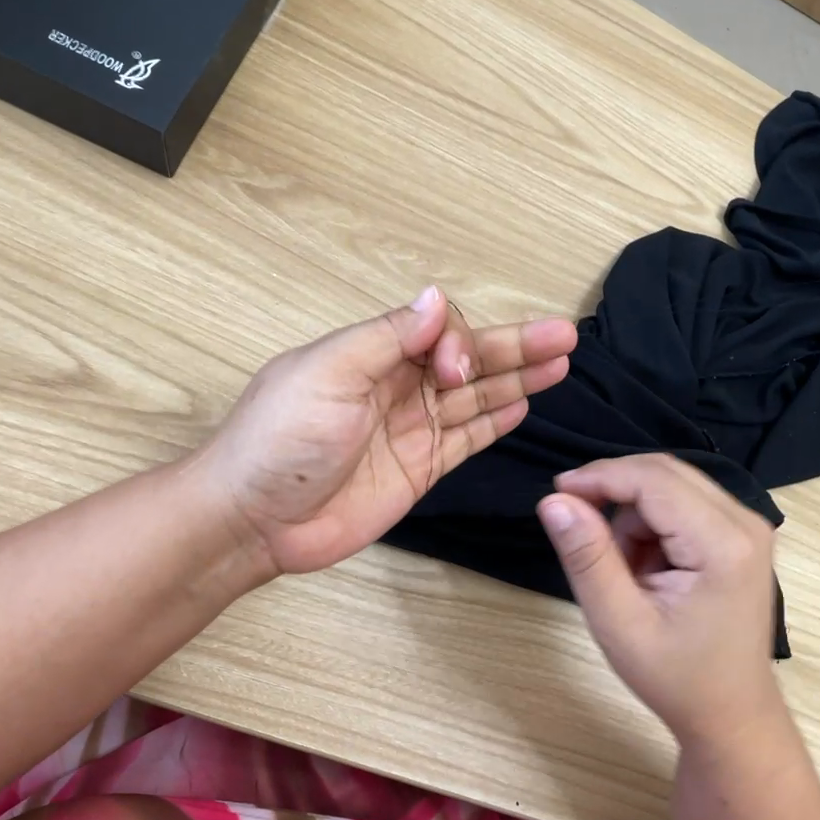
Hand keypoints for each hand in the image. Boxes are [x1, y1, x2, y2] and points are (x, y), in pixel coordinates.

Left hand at [202, 286, 576, 575]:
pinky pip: (466, 439)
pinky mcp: (420, 469)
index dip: (460, 342)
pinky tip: (523, 406)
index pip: (438, 331)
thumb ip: (386, 338)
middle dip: (515, 347)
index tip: (454, 370)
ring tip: (558, 364)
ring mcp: (412, 429)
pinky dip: (495, 421)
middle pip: (468, 360)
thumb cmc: (279, 440)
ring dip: (516, 379)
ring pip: (476, 397)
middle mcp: (398, 386)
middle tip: (563, 337)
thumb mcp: (327, 374)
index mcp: (371, 355)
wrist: (255, 520)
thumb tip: (436, 299)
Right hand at [537, 455, 783, 742]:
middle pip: (665, 473)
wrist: (730, 714)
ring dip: (634, 516)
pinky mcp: (741, 534)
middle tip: (578, 530)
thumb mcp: (618, 623)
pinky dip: (653, 526)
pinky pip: (684, 503)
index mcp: (723, 544)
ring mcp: (749, 526)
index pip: (654, 480)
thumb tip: (554, 500)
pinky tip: (649, 571)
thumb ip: (587, 557)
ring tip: (626, 574)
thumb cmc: (675, 677)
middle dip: (616, 494)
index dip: (601, 477)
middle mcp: (746, 522)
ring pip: (672, 485)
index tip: (556, 493)